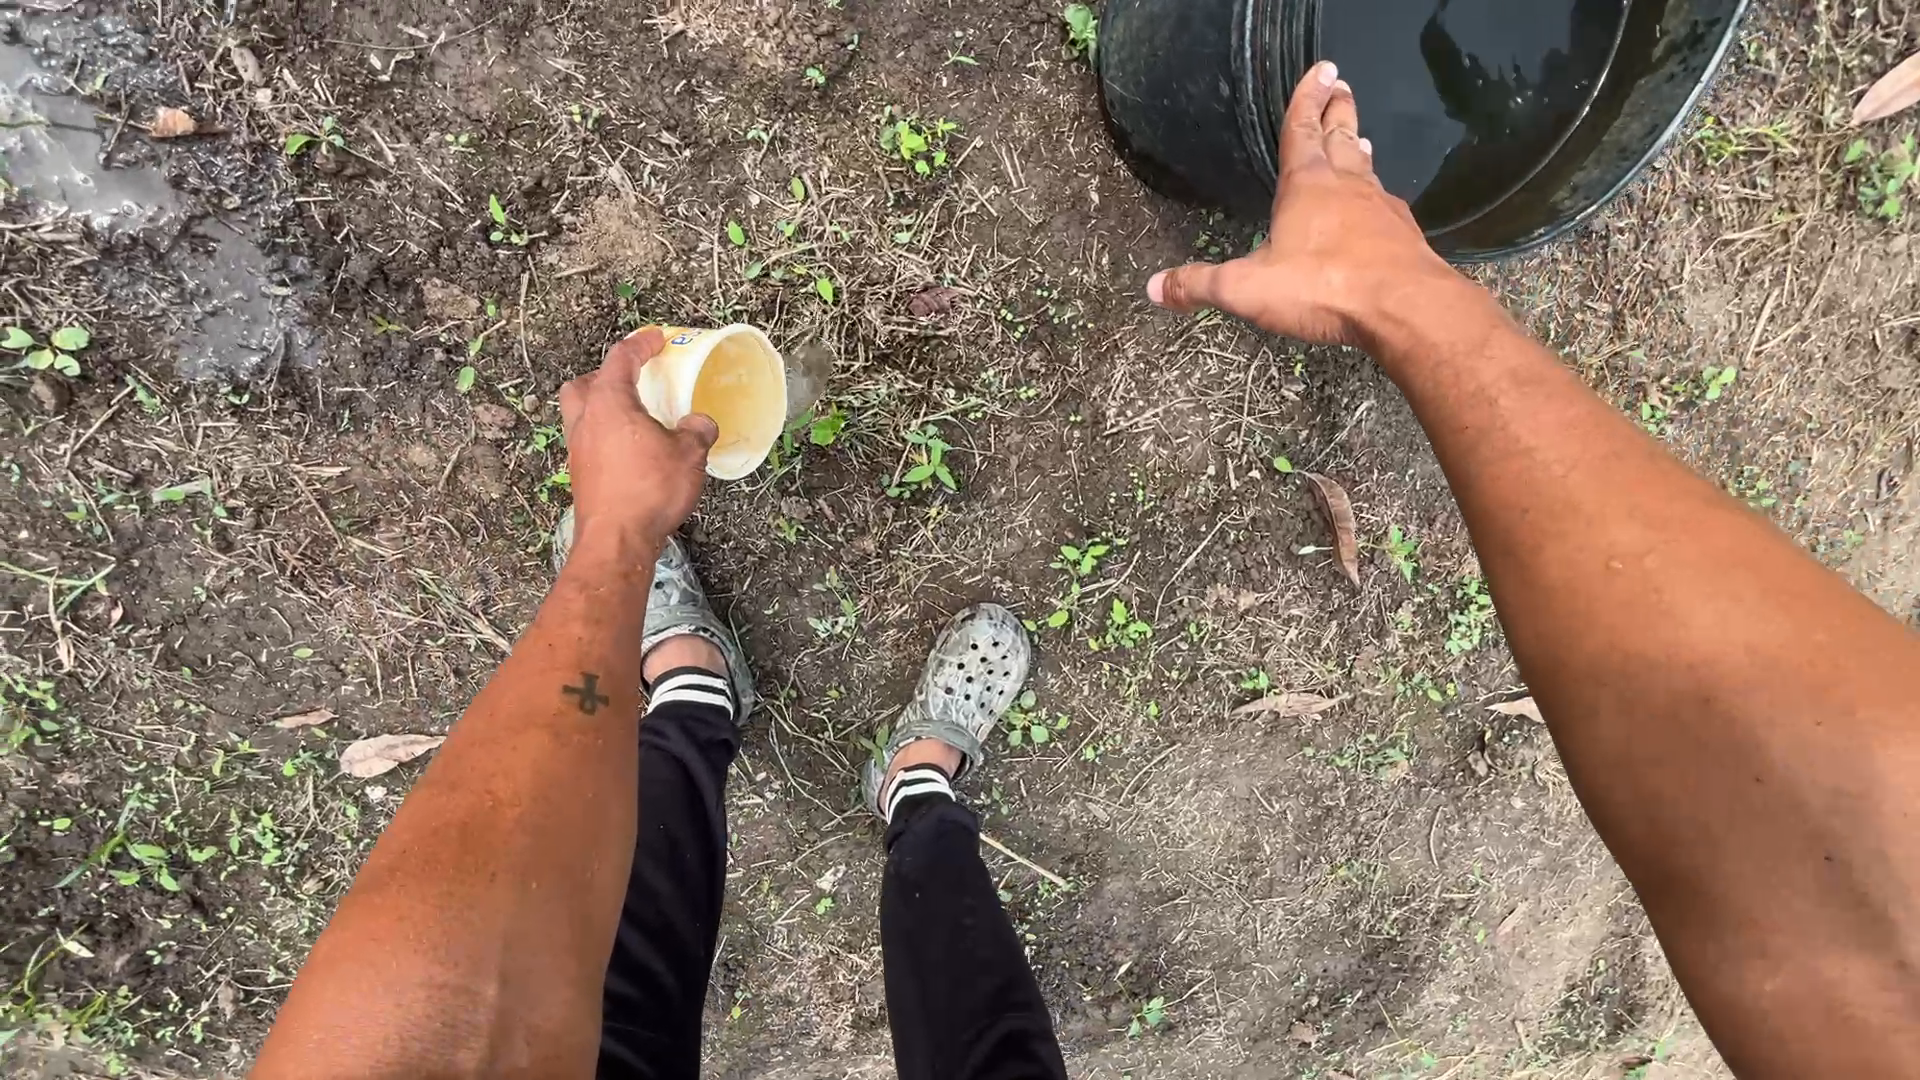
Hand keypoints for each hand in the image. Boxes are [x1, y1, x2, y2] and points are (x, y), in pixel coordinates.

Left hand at [557, 328, 717, 557]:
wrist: (617, 538)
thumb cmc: (650, 489)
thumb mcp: (689, 455)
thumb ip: (697, 430)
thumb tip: (700, 422)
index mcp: (610, 403)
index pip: (621, 359)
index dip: (641, 344)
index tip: (656, 338)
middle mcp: (585, 420)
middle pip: (583, 384)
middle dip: (605, 376)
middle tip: (632, 382)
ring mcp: (578, 448)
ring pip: (581, 413)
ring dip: (602, 408)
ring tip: (633, 418)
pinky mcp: (580, 474)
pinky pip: (589, 441)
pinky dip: (606, 436)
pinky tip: (631, 451)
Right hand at [1147, 61, 1461, 347]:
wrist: (1401, 307)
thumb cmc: (1320, 287)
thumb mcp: (1244, 289)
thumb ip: (1199, 285)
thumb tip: (1154, 287)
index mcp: (1305, 187)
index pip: (1302, 132)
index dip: (1306, 100)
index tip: (1319, 70)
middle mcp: (1345, 187)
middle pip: (1341, 137)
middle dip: (1337, 110)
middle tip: (1340, 85)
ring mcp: (1377, 208)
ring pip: (1364, 168)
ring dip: (1357, 148)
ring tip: (1357, 138)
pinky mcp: (1399, 235)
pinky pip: (1383, 203)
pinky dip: (1375, 194)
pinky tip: (1375, 203)